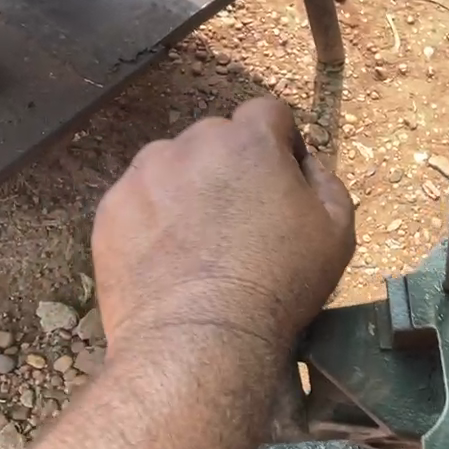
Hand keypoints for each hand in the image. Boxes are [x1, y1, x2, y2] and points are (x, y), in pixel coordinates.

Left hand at [91, 98, 353, 368]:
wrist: (202, 336)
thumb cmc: (281, 282)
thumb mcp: (337, 231)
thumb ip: (327, 180)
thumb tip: (305, 163)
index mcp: (251, 141)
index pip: (268, 112)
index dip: (281, 142)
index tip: (284, 178)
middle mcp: (192, 144)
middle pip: (218, 138)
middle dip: (234, 165)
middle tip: (245, 217)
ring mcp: (144, 175)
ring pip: (174, 165)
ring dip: (191, 187)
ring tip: (203, 241)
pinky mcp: (110, 209)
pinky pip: (140, 200)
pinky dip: (156, 218)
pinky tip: (173, 258)